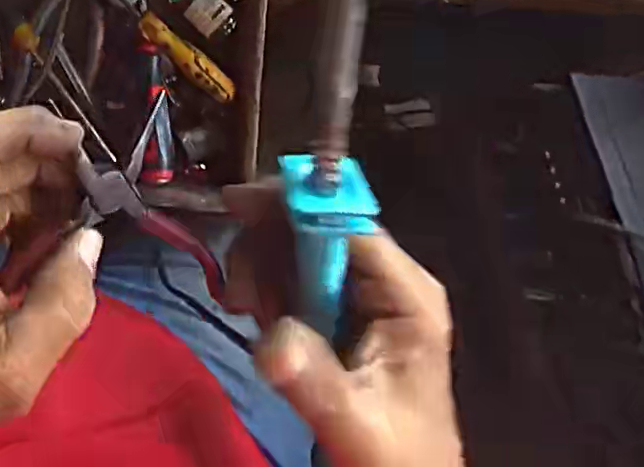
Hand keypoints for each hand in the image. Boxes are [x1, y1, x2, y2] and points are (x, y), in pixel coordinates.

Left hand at [0, 107, 101, 465]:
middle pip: (5, 148)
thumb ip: (62, 309)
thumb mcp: (11, 375)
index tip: (77, 145)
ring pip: (9, 165)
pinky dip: (37, 203)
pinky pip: (4, 189)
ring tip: (75, 229)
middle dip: (59, 160)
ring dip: (52, 183)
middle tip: (95, 199)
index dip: (28, 128)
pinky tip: (50, 243)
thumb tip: (89, 239)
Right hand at [225, 186, 461, 466]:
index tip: (238, 204)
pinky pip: (286, 263)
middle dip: (265, 246)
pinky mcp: (334, 294)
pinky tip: (257, 314)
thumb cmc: (395, 457)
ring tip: (246, 310)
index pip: (345, 218)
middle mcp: (381, 271)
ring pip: (291, 237)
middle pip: (310, 220)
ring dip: (257, 266)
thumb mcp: (356, 424)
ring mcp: (356, 280)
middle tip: (239, 293)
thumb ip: (314, 380)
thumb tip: (271, 344)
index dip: (293, 202)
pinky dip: (261, 280)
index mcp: (405, 288)